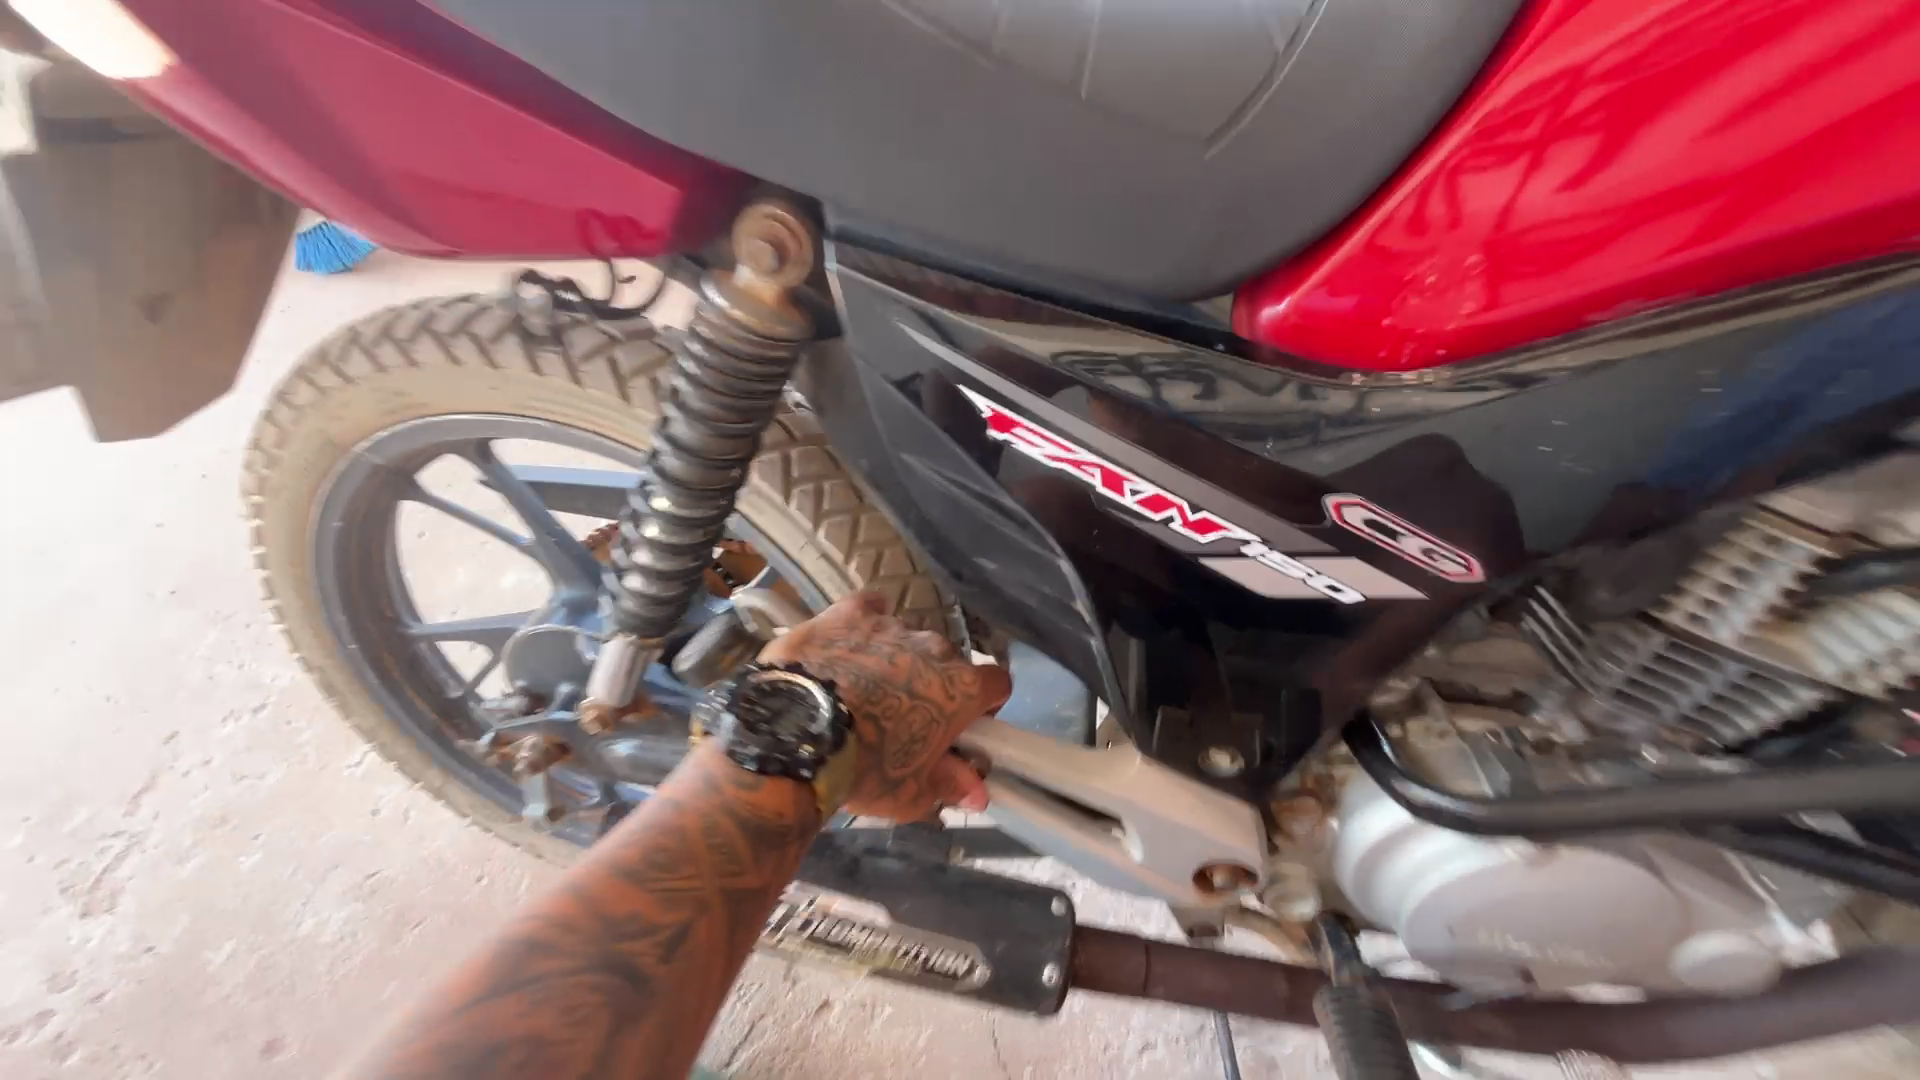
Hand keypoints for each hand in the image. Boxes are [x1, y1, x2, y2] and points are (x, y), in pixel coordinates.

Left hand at [758, 592, 1010, 819]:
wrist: (793, 736)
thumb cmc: (864, 771)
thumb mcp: (911, 793)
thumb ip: (950, 785)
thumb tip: (977, 792)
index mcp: (961, 689)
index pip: (997, 683)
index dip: (985, 702)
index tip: (965, 722)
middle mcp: (934, 647)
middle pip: (948, 661)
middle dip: (935, 683)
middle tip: (907, 715)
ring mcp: (891, 624)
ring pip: (907, 638)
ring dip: (897, 658)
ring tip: (864, 687)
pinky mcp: (849, 612)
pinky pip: (869, 609)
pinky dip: (865, 624)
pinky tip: (849, 643)